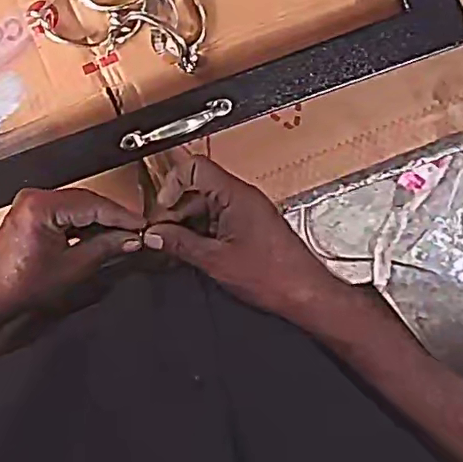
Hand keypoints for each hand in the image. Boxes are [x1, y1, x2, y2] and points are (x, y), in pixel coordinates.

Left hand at [0, 187, 144, 319]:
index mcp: (40, 206)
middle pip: (85, 201)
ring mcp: (30, 203)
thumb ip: (105, 248)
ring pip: (76, 205)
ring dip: (98, 220)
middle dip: (111, 217)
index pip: (92, 204)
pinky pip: (64, 211)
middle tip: (135, 230)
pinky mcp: (30, 212)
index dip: (121, 216)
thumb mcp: (72, 268)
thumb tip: (129, 238)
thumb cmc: (18, 286)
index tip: (140, 224)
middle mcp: (33, 198)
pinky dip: (82, 222)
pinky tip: (98, 234)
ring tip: (121, 234)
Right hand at [143, 154, 345, 325]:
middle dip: (175, 211)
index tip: (162, 209)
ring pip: (205, 206)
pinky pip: (217, 219)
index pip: (195, 167)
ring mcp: (246, 210)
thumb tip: (156, 235)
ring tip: (175, 249)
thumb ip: (180, 244)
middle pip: (196, 189)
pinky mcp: (249, 225)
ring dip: (187, 225)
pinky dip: (201, 233)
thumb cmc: (275, 276)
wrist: (306, 295)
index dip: (172, 184)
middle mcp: (242, 197)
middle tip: (161, 235)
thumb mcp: (216, 261)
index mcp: (235, 195)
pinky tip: (194, 253)